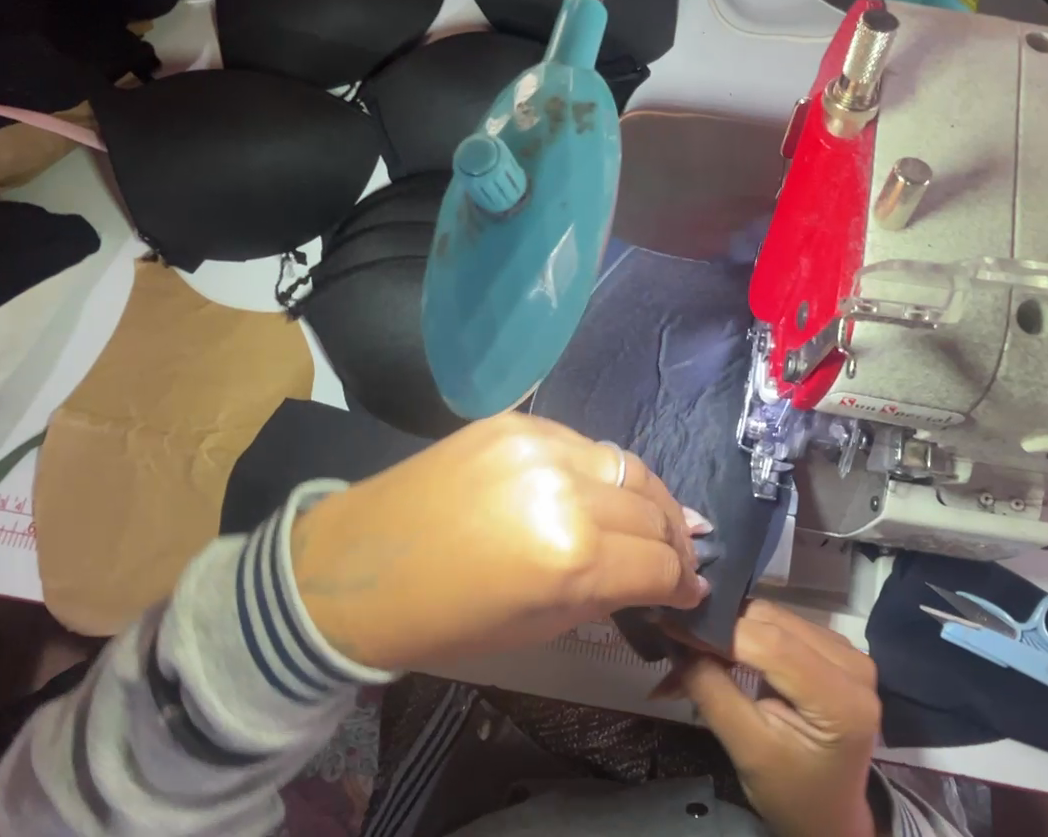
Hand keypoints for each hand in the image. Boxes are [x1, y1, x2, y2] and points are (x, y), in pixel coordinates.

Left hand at [289, 413, 707, 670]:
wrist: (356, 569)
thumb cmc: (443, 620)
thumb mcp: (536, 626)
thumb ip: (606, 594)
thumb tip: (659, 578)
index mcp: (569, 557)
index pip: (656, 565)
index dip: (682, 584)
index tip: (692, 591)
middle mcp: (564, 490)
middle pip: (652, 509)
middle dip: (675, 541)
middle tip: (681, 559)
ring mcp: (538, 446)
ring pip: (627, 464)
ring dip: (649, 497)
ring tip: (658, 519)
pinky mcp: (515, 422)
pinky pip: (583, 444)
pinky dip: (601, 471)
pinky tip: (601, 490)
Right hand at [659, 601, 880, 836]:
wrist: (829, 816)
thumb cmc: (792, 793)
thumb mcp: (748, 751)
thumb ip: (714, 693)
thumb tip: (680, 644)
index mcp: (842, 699)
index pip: (773, 644)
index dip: (720, 630)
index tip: (673, 628)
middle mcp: (854, 663)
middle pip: (774, 623)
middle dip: (722, 628)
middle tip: (677, 643)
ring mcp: (848, 652)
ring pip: (775, 617)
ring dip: (732, 628)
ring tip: (696, 650)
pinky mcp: (835, 648)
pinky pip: (784, 624)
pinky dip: (749, 634)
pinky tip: (726, 651)